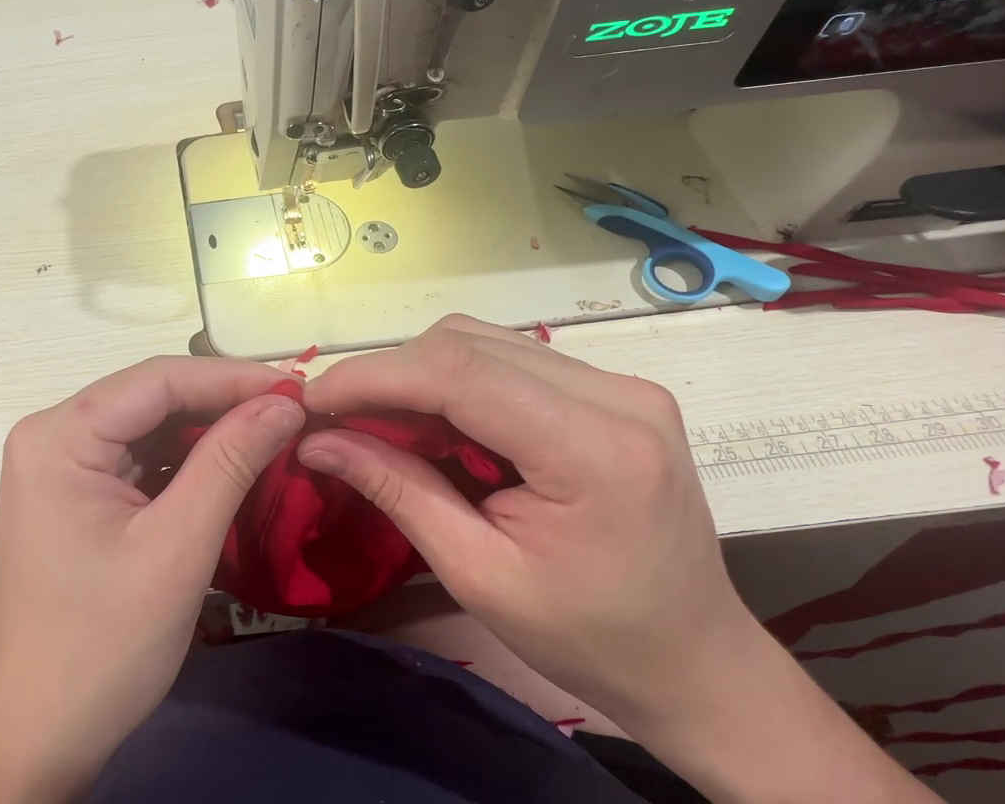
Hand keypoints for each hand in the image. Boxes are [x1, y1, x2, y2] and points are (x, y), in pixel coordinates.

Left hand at [0, 356, 303, 801]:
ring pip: (146, 429)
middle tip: (295, 415)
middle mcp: (50, 436)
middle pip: (149, 398)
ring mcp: (57, 468)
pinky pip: (136, 461)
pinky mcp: (71, 498)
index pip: (156, 379)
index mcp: (58, 436)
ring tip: (274, 438)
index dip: (231, 377)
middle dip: (221, 404)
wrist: (41, 732)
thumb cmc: (104, 643)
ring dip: (206, 433)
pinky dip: (183, 464)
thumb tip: (284, 402)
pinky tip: (229, 469)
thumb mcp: (176, 548)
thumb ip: (229, 463)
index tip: (300, 389)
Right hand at [298, 314, 744, 719]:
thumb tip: (315, 440)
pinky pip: (509, 360)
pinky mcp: (613, 392)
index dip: (372, 376)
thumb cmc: (588, 638)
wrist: (693, 662)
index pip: (458, 372)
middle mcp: (617, 394)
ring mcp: (622, 386)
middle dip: (389, 375)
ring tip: (382, 426)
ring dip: (419, 375)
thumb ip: (398, 490)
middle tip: (339, 422)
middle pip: (467, 343)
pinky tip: (436, 425)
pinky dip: (455, 383)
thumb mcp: (478, 574)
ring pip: (484, 342)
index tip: (310, 402)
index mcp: (594, 448)